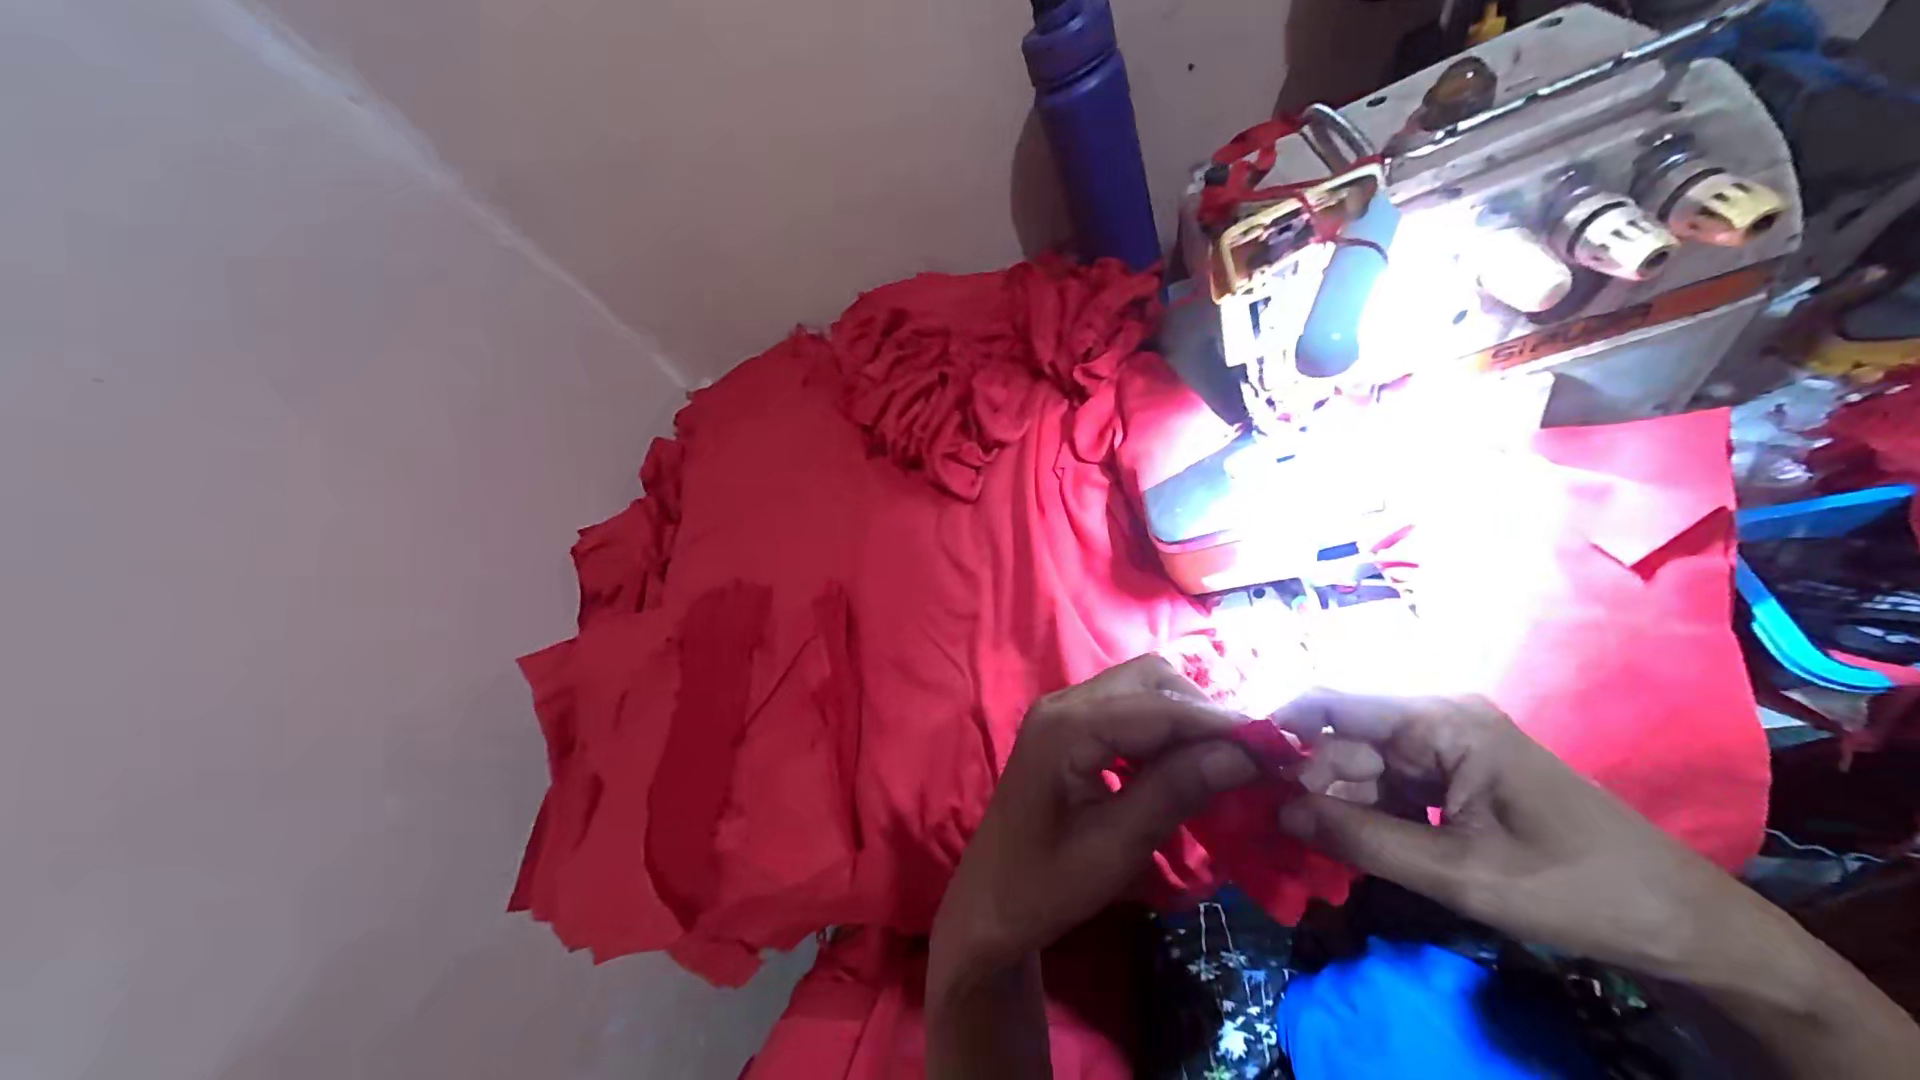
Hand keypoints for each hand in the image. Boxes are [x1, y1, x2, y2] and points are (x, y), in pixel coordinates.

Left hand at [928, 656, 1260, 989]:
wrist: (991, 902)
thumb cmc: (1047, 884)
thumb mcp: (1116, 846)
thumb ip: (1176, 791)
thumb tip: (1244, 754)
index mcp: (1065, 728)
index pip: (1158, 707)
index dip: (1220, 722)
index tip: (1278, 746)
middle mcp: (1063, 703)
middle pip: (1149, 679)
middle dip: (1203, 710)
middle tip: (1248, 756)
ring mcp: (1063, 711)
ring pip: (1140, 688)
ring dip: (1186, 716)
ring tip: (1226, 760)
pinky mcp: (1069, 727)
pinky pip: (1127, 708)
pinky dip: (1163, 727)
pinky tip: (1184, 761)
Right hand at [1269, 691, 1744, 977]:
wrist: (1685, 927)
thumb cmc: (1576, 889)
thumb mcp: (1460, 874)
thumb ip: (1360, 839)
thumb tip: (1277, 810)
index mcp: (1441, 721)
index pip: (1334, 704)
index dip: (1283, 729)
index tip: (1245, 767)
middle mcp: (1437, 719)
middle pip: (1345, 738)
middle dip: (1312, 779)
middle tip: (1290, 830)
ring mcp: (1445, 747)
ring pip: (1361, 765)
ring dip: (1337, 802)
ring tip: (1320, 844)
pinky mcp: (1452, 775)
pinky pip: (1388, 785)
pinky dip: (1365, 813)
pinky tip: (1355, 844)